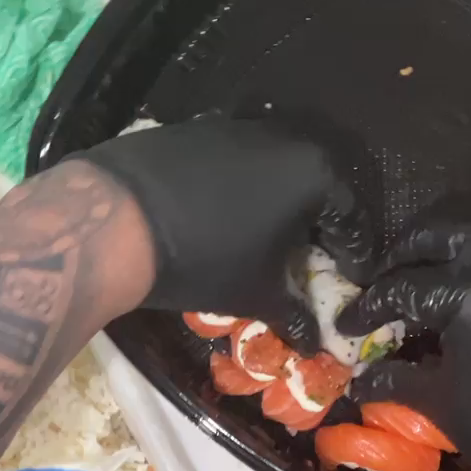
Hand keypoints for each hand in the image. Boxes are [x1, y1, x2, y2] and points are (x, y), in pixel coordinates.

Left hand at [74, 118, 356, 346]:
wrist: (116, 220)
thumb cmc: (204, 259)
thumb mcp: (255, 294)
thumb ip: (293, 316)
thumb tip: (313, 344)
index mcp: (314, 172)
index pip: (351, 217)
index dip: (353, 253)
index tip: (351, 277)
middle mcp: (284, 137)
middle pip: (318, 185)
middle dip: (319, 224)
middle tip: (313, 258)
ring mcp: (237, 126)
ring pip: (276, 168)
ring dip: (279, 201)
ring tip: (269, 237)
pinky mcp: (198, 126)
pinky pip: (236, 159)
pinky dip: (242, 186)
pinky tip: (226, 213)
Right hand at [339, 225, 470, 470]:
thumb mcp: (442, 404)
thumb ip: (397, 380)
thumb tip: (360, 379)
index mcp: (470, 293)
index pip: (403, 287)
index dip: (369, 307)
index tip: (348, 325)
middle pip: (443, 238)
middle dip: (405, 257)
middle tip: (383, 285)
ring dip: (446, 262)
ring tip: (424, 298)